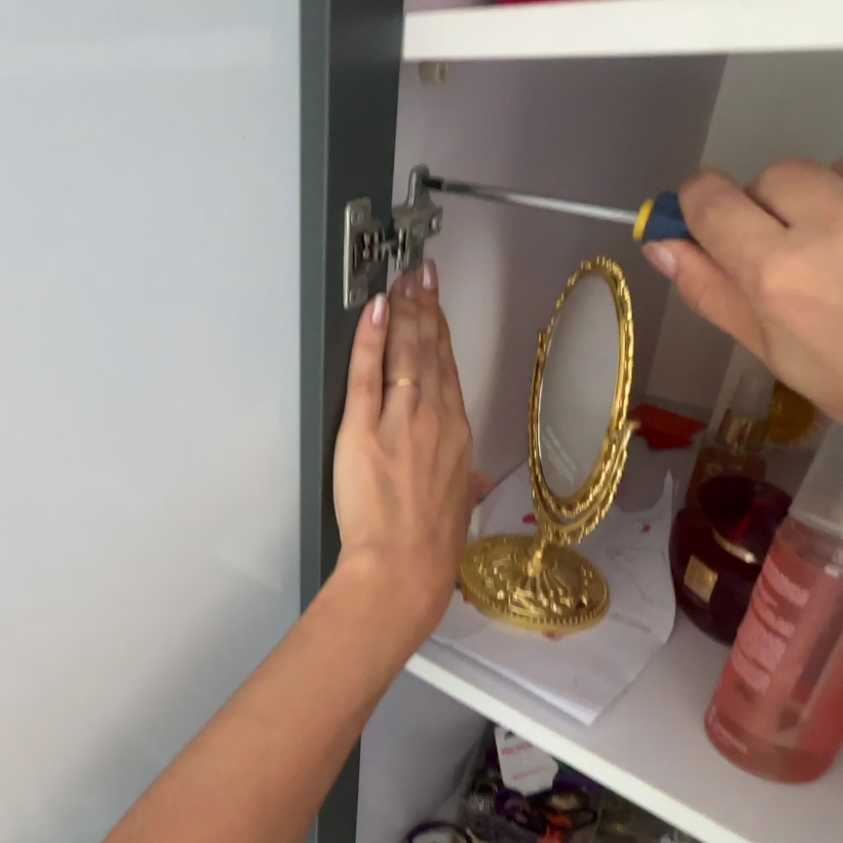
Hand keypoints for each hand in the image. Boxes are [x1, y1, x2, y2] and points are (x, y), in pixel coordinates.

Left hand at [331, 261, 484, 650]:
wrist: (404, 568)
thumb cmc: (431, 547)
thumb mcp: (459, 508)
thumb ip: (467, 484)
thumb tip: (477, 481)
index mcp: (457, 436)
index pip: (449, 372)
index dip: (442, 334)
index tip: (438, 307)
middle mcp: (435, 420)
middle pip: (431, 352)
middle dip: (426, 307)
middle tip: (421, 274)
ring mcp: (401, 422)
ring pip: (406, 355)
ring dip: (404, 312)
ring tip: (402, 280)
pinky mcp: (364, 431)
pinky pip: (367, 376)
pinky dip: (371, 341)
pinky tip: (374, 311)